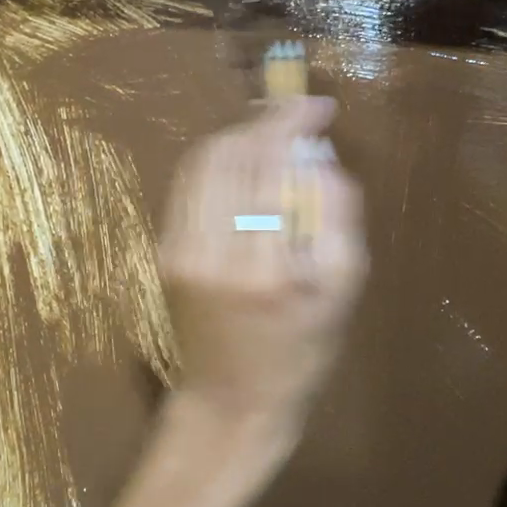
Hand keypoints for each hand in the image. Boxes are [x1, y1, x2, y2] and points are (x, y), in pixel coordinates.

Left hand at [159, 97, 367, 433]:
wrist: (233, 401)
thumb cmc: (301, 352)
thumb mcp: (343, 293)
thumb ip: (338, 218)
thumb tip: (317, 157)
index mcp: (265, 271)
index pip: (273, 168)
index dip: (294, 124)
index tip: (319, 105)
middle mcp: (212, 255)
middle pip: (234, 154)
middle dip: (269, 123)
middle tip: (301, 117)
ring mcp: (179, 252)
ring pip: (205, 161)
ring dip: (243, 137)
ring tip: (277, 138)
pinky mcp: (164, 252)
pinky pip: (190, 184)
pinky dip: (220, 161)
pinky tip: (246, 165)